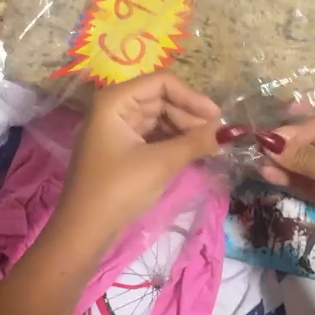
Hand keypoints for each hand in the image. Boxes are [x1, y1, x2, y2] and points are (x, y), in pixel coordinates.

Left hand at [50, 72, 222, 249]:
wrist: (84, 230)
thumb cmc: (118, 189)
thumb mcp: (161, 163)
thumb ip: (196, 142)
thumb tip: (231, 132)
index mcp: (115, 101)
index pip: (162, 83)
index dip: (192, 98)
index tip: (218, 118)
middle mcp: (114, 108)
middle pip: (161, 99)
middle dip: (190, 116)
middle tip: (218, 137)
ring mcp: (116, 129)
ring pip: (159, 118)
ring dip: (184, 130)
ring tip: (210, 146)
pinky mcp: (121, 149)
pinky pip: (152, 136)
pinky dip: (173, 142)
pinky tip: (194, 152)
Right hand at [256, 87, 314, 282]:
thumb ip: (304, 157)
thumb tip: (267, 141)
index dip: (312, 104)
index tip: (284, 112)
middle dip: (291, 135)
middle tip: (266, 144)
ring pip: (305, 154)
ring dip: (284, 155)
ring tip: (258, 156)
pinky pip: (301, 176)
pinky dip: (285, 174)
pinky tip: (266, 172)